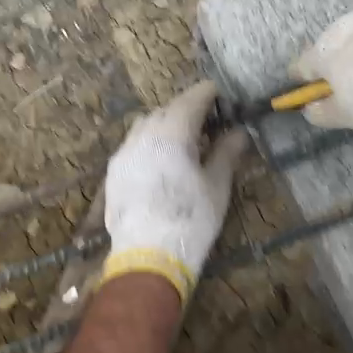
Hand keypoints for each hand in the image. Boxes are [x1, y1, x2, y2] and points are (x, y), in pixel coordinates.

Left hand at [100, 81, 247, 302]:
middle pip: (168, 108)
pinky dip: (150, 144)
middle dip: (189, 110)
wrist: (147, 257)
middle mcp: (145, 132)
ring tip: (183, 145)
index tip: (224, 99)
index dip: (210, 95)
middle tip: (209, 125)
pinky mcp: (113, 170)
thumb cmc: (191, 219)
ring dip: (166, 125)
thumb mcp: (217, 186)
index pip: (193, 98)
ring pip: (147, 124)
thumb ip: (226, 153)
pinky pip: (134, 144)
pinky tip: (161, 165)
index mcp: (173, 131)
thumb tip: (238, 132)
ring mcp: (125, 150)